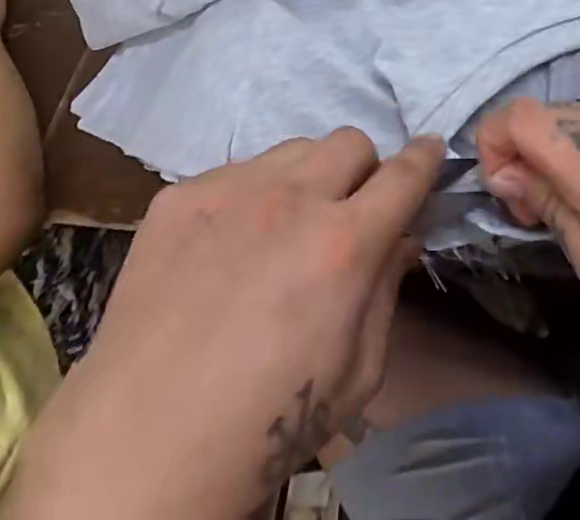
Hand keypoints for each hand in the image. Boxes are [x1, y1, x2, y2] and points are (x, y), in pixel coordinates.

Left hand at [2, 130, 444, 519]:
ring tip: (286, 225)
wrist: (148, 437)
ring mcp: (228, 190)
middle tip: (350, 208)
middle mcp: (289, 199)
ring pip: (292, 149)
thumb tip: (400, 238)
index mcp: (342, 244)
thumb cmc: (269, 421)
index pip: (402, 176)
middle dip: (365, 168)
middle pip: (349, 142)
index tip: (431, 148)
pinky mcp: (179, 196)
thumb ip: (385, 289)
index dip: (425, 157)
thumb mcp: (357, 372)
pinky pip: (234, 172)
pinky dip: (251, 196)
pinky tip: (228, 244)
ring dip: (308, 176)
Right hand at [477, 97, 579, 352]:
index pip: (518, 118)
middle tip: (532, 209)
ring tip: (561, 201)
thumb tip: (502, 174)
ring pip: (549, 115)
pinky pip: (576, 117)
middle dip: (512, 155)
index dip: (492, 144)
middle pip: (528, 114)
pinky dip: (563, 145)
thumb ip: (548, 211)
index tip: (506, 190)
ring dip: (537, 151)